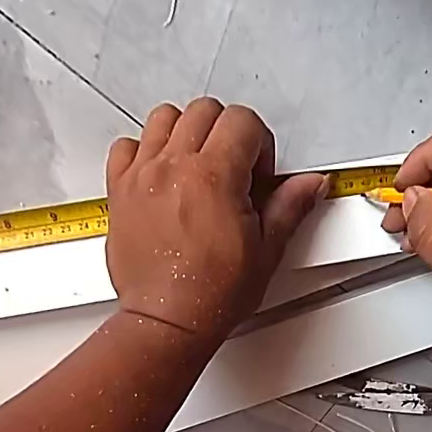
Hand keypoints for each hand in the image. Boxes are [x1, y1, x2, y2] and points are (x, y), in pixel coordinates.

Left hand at [105, 97, 327, 338]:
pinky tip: (165, 177)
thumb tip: (311, 184)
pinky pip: (127, 145)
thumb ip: (290, 207)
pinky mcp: (120, 189)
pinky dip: (146, 150)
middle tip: (236, 174)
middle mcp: (174, 168)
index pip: (243, 121)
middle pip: (205, 111)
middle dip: (228, 135)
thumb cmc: (212, 295)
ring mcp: (143, 175)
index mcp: (214, 178)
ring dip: (188, 134)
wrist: (169, 320)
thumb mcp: (267, 251)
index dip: (260, 146)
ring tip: (200, 171)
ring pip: (165, 117)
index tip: (258, 177)